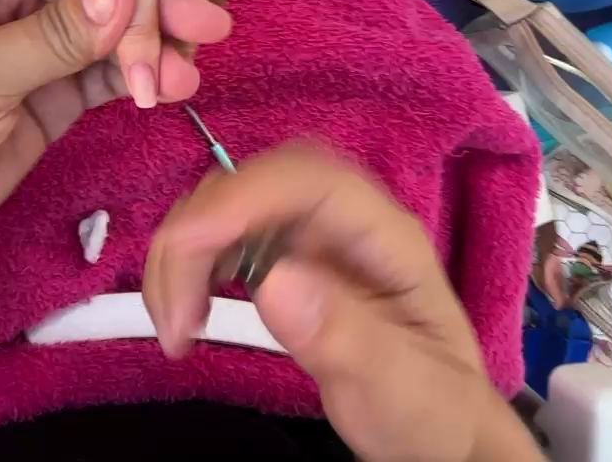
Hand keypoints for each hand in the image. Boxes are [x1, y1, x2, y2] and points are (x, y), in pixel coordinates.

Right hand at [144, 144, 541, 461]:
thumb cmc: (432, 412)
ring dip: (180, 256)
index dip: (242, 196)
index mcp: (380, 231)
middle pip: (249, 185)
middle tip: (177, 312)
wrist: (436, 430)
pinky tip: (183, 312)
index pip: (306, 180)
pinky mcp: (270, 250)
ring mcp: (299, 229)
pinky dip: (182, 268)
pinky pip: (211, 236)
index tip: (191, 244)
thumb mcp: (407, 393)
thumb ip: (350, 339)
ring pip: (218, 207)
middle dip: (198, 233)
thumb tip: (273, 281)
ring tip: (175, 328)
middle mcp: (332, 216)